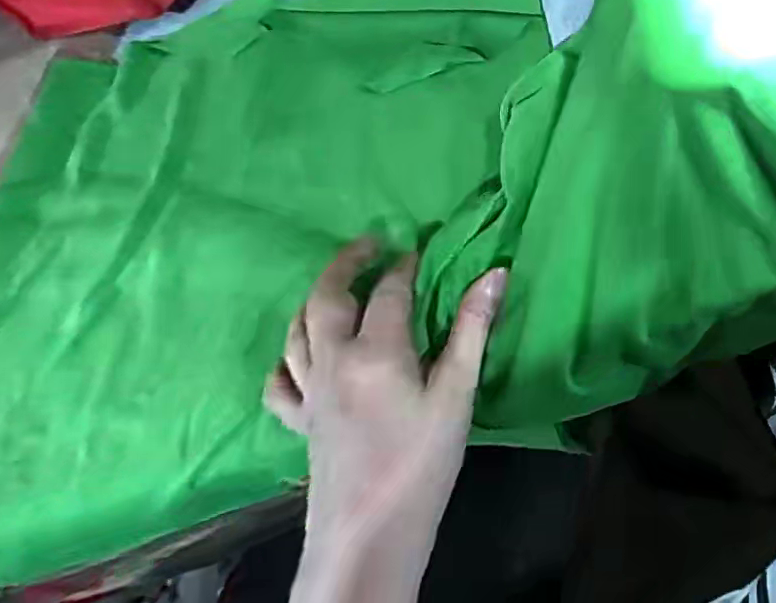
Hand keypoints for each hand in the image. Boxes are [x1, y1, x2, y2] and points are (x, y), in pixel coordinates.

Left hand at [265, 238, 506, 602]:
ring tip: (338, 283)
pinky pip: (280, 379)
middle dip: (345, 265)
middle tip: (369, 242)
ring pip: (296, 333)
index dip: (404, 265)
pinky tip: (301, 353)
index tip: (421, 245)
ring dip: (315, 299)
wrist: (370, 533)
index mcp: (375, 352)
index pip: (387, 292)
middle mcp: (332, 364)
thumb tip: (495, 272)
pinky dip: (288, 355)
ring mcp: (308, 394)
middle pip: (325, 301)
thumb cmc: (423, 457)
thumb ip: (473, 327)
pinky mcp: (298, 422)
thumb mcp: (458, 390)